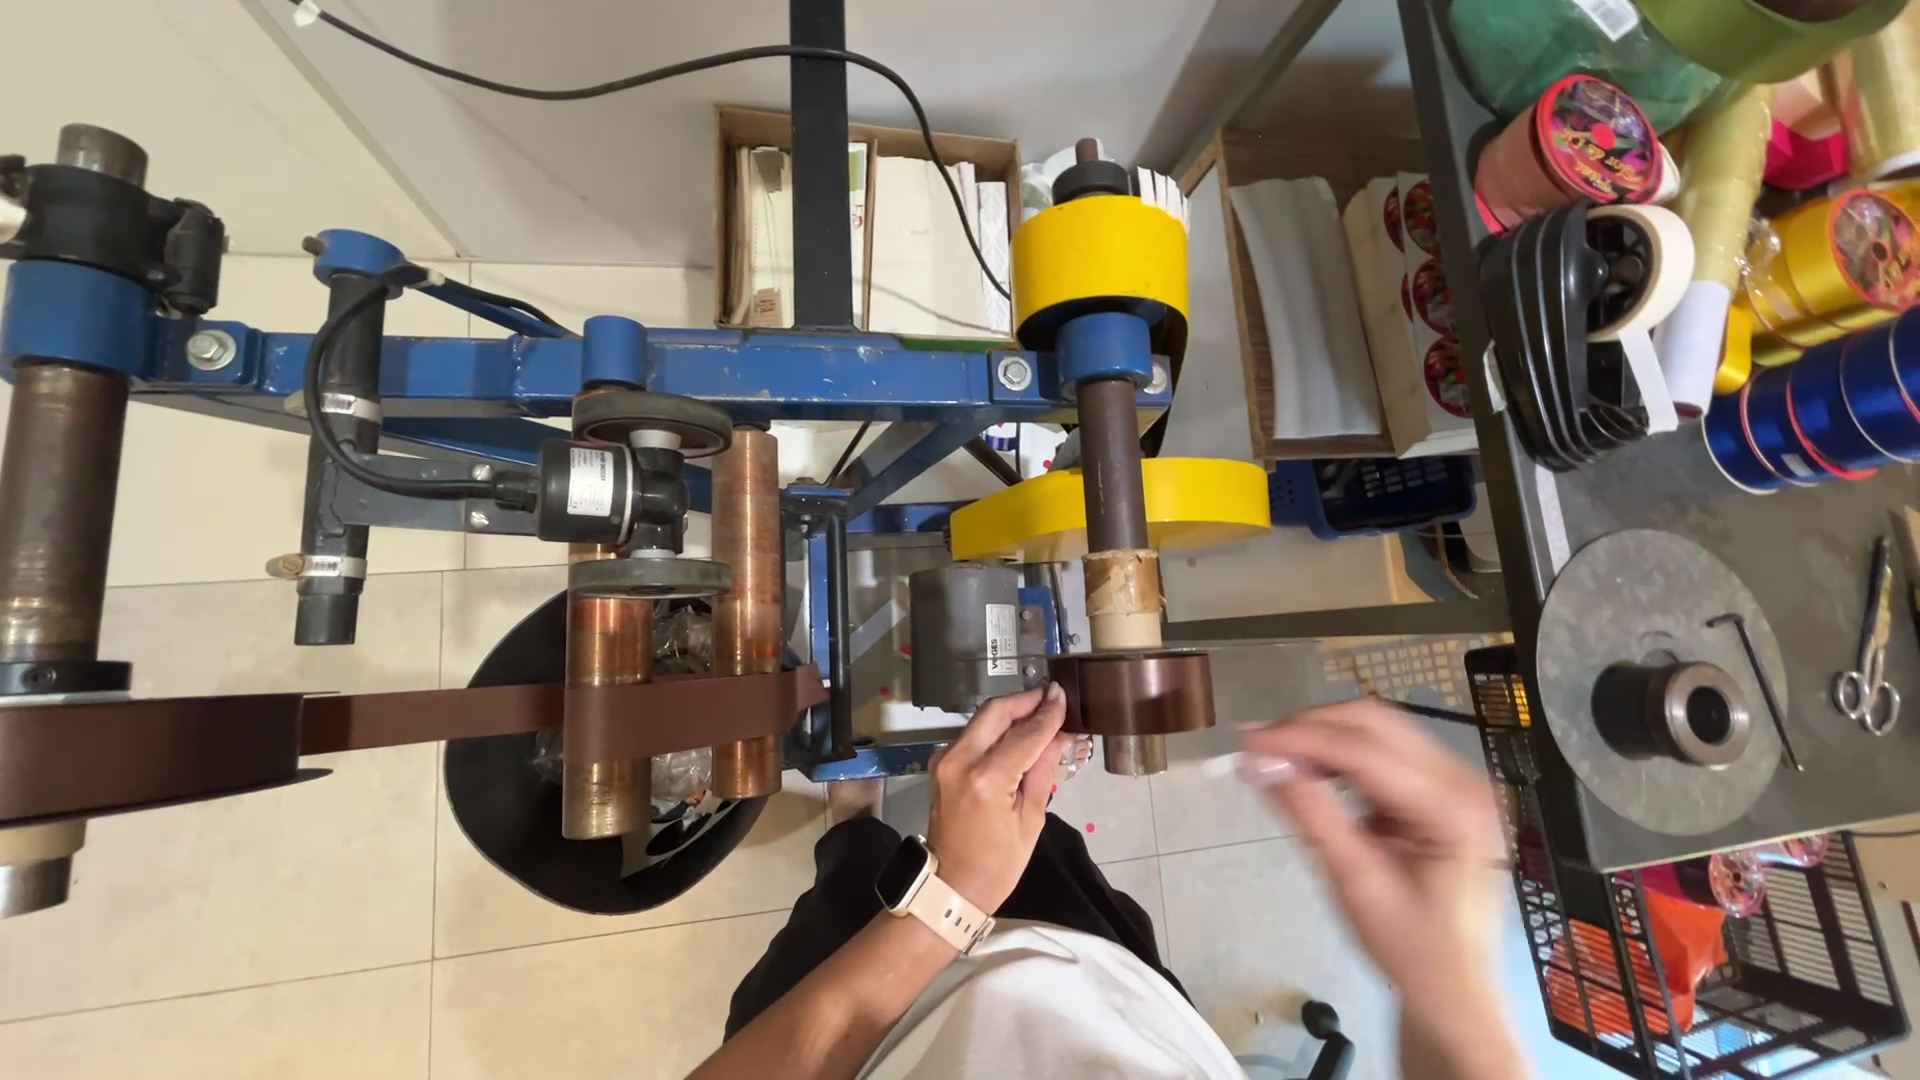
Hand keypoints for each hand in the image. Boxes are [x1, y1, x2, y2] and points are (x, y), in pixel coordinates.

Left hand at [925, 683, 1069, 912]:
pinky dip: (996, 727)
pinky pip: (972, 734)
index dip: (1048, 714)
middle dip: (1026, 701)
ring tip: (1040, 713)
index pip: (1025, 735)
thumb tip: (1058, 735)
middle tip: (1052, 697)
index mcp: (986, 780)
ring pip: (982, 719)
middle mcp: (960, 760)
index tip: (1063, 695)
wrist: (949, 886)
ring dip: (1011, 712)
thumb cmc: (997, 865)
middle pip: (995, 711)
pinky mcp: (940, 762)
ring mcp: (944, 759)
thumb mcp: (1030, 821)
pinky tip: (1017, 732)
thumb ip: (1042, 771)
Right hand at [1240, 701, 1505, 1030]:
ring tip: (1274, 755)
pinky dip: (1338, 749)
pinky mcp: (1442, 785)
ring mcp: (1457, 780)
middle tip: (1257, 746)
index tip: (1246, 741)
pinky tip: (1307, 765)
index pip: (1362, 750)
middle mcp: (1464, 781)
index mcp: (1452, 810)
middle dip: (1308, 727)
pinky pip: (1381, 746)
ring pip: (1375, 726)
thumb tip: (1257, 760)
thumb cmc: (1407, 946)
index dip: (1299, 738)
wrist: (1452, 989)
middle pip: (1372, 722)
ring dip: (1320, 734)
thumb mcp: (1350, 878)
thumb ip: (1306, 810)